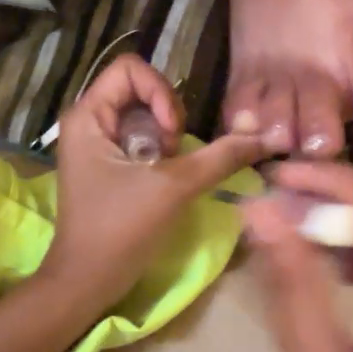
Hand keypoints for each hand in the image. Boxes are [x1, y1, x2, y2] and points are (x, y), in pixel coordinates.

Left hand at [45, 55, 269, 306]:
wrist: (87, 283)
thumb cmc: (119, 230)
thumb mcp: (174, 188)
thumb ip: (221, 157)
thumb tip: (265, 137)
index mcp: (87, 116)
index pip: (131, 68)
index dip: (160, 93)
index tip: (171, 135)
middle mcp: (87, 121)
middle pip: (141, 90)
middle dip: (167, 119)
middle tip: (173, 156)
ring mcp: (96, 144)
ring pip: (145, 116)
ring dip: (168, 139)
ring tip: (169, 172)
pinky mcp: (107, 164)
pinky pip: (142, 139)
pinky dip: (161, 154)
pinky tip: (165, 181)